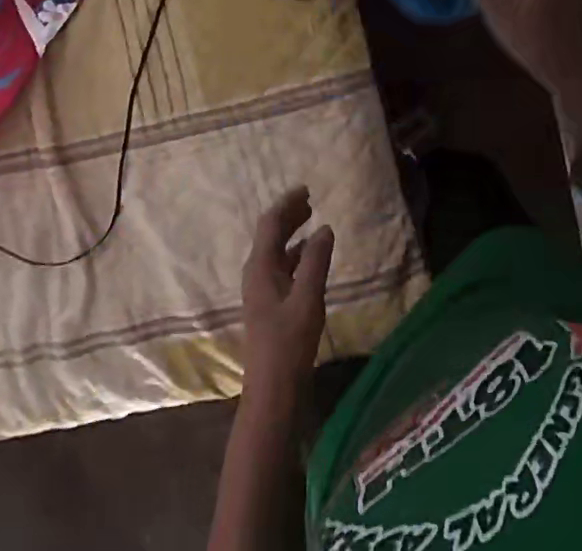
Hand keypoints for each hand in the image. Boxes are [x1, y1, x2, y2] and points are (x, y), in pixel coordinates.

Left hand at [240, 188, 333, 393]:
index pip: (270, 223)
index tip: (306, 189)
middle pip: (270, 234)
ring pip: (276, 251)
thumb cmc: (289, 344)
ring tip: (312, 221)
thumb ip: (316, 262)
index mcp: (260, 267)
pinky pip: (282, 268)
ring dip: (292, 233)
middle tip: (310, 201)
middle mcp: (256, 273)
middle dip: (288, 215)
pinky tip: (310, 258)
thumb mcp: (308, 300)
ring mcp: (262, 290)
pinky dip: (296, 255)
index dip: (287, 204)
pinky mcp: (270, 305)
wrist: (272, 391)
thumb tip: (324, 228)